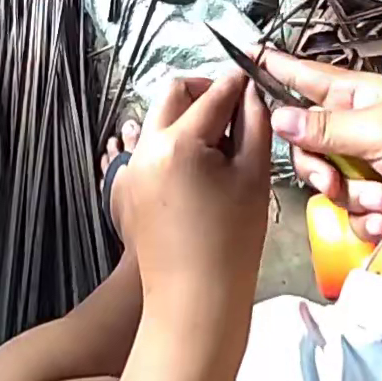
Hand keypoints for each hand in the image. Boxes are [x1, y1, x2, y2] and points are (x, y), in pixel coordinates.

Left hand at [126, 73, 271, 328]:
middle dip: (206, 91)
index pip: (214, 94)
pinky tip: (198, 170)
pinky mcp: (126, 186)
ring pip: (160, 118)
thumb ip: (255, 122)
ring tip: (220, 144)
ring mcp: (130, 167)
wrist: (195, 302)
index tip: (254, 78)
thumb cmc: (233, 241)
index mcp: (178, 143)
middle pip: (174, 93)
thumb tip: (250, 90)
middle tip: (235, 110)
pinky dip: (174, 143)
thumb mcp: (254, 175)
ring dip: (189, 116)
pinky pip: (150, 147)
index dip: (238, 82)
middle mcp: (146, 147)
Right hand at [262, 51, 381, 244]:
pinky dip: (366, 220)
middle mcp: (355, 127)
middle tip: (332, 180)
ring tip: (381, 203)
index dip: (276, 67)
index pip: (305, 76)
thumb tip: (277, 115)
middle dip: (317, 167)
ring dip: (350, 198)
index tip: (245, 56)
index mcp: (355, 96)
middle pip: (306, 143)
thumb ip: (325, 128)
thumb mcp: (380, 130)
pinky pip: (351, 210)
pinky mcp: (381, 198)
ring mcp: (368, 163)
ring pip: (327, 182)